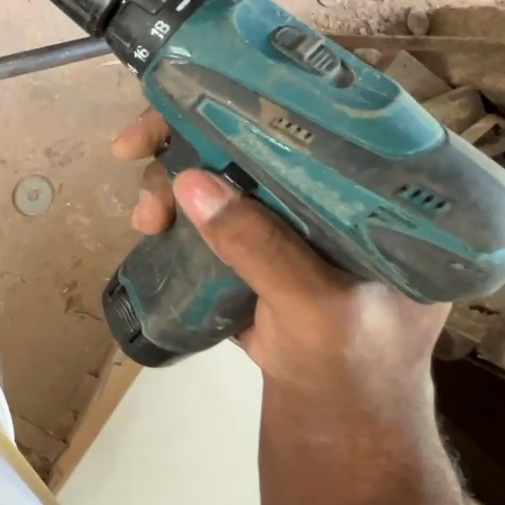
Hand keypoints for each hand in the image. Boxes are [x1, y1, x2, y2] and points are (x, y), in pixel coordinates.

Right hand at [111, 110, 449, 426]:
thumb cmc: (356, 363)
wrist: (329, 414)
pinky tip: (149, 224)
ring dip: (166, 179)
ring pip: (213, 164)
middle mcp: (326, 185)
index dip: (257, 92)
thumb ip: (263, 249)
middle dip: (183, 134)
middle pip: (247, 131)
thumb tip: (191, 182)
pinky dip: (166, 203)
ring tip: (146, 218)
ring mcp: (282, 208)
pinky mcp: (247, 231)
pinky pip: (198, 200)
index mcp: (371, 190)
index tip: (198, 90)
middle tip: (133, 146)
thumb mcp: (320, 308)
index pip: (319, 116)